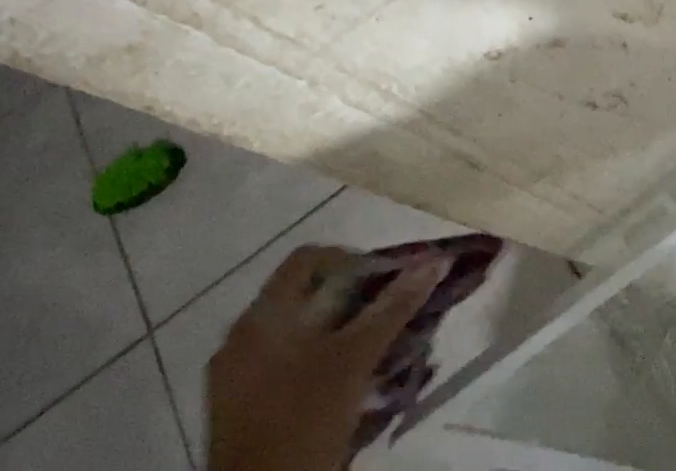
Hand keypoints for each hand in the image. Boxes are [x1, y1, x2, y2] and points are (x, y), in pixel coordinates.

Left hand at [206, 245, 444, 470]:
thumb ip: (395, 306)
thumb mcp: (357, 359)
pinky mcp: (244, 403)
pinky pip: (290, 361)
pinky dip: (324, 359)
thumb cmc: (306, 418)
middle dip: (358, 299)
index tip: (389, 282)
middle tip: (395, 314)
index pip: (309, 258)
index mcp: (262, 317)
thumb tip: (437, 261)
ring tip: (383, 348)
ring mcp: (238, 373)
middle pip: (308, 294)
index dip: (355, 260)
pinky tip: (353, 381)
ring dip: (346, 330)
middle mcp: (243, 336)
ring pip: (303, 330)